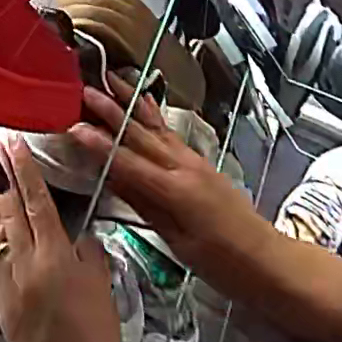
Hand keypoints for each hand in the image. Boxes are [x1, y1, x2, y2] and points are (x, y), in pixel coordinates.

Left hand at [0, 137, 125, 341]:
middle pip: (10, 207)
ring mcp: (9, 281)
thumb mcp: (101, 286)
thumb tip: (81, 239)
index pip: (36, 199)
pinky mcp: (1, 300)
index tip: (14, 145)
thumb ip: (89, 253)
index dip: (24, 168)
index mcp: (55, 255)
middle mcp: (26, 264)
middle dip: (0, 173)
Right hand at [67, 78, 274, 284]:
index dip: (100, 146)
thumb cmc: (222, 262)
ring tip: (109, 78)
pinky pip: (167, 129)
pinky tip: (141, 97)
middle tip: (84, 91)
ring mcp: (191, 158)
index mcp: (175, 191)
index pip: (129, 163)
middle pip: (139, 134)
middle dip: (110, 111)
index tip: (75, 128)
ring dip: (129, 100)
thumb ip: (143, 204)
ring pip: (153, 124)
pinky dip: (150, 111)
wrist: (266, 259)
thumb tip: (109, 177)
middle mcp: (182, 166)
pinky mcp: (196, 157)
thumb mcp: (177, 242)